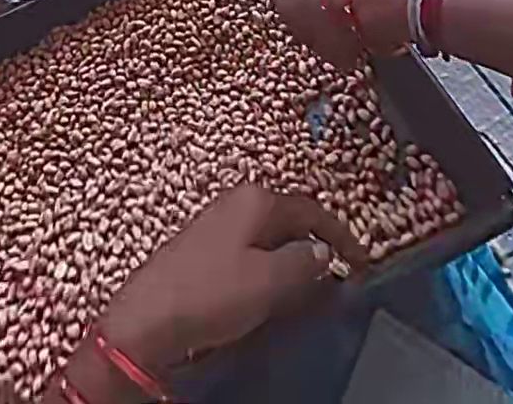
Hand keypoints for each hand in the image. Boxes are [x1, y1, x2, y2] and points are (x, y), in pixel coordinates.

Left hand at [94, 186, 369, 377]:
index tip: (362, 261)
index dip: (340, 234)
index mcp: (256, 199)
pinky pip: (253, 248)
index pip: (310, 209)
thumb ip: (302, 263)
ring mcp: (221, 221)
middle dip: (317, 244)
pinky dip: (272, 265)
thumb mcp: (268, 281)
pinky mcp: (208, 244)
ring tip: (312, 288)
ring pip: (271, 235)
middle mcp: (239, 201)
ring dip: (294, 257)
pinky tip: (273, 291)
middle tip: (341, 277)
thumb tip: (322, 252)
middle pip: (290, 218)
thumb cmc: (211, 291)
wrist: (150, 314)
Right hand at [274, 0, 409, 69]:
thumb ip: (330, 51)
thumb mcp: (337, 54)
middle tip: (342, 17)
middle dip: (318, 3)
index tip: (327, 35)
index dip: (310, 28)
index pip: (291, 19)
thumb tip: (342, 56)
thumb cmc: (347, 29)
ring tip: (359, 2)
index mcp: (285, 8)